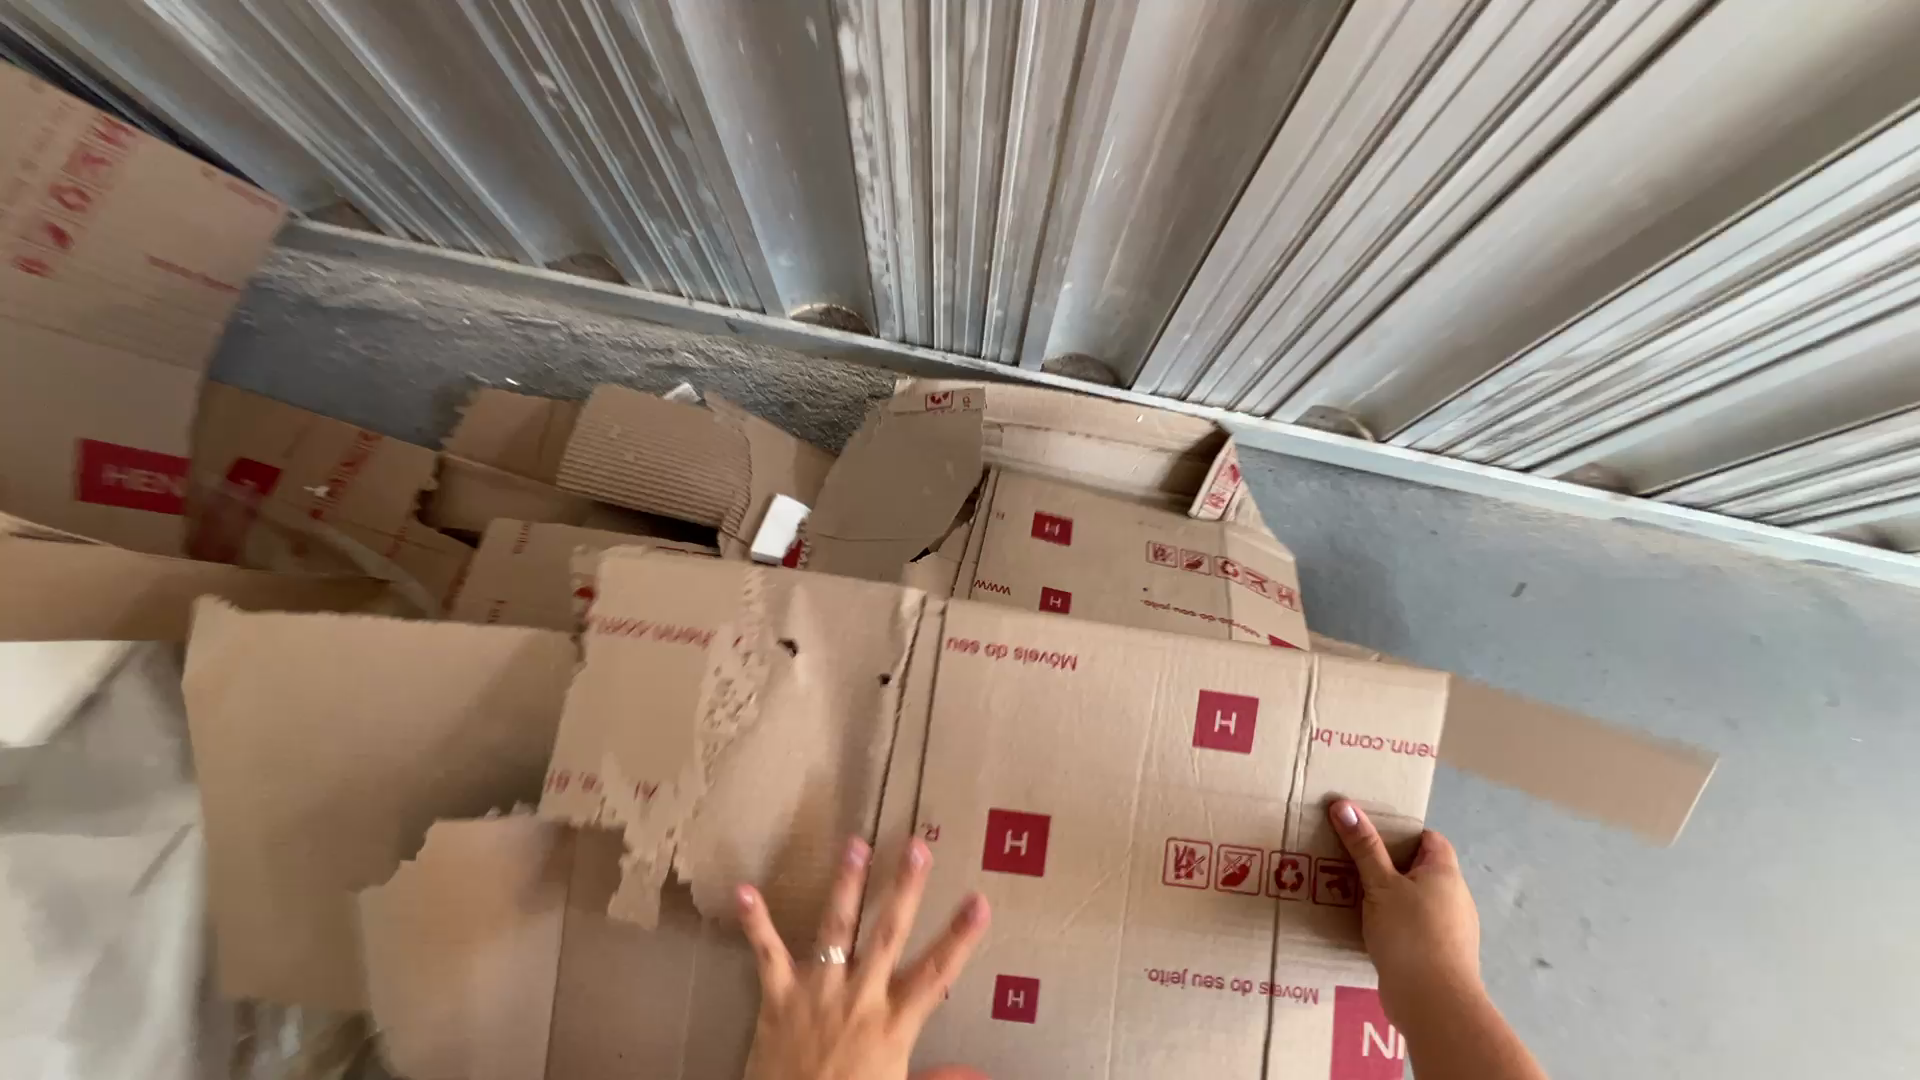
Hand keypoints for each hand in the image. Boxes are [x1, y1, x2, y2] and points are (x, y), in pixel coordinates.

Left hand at [737, 835, 990, 1079]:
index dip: (960, 937)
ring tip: (856, 844)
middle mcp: (860, 998)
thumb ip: (937, 1076)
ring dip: (847, 884)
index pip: (936, 973)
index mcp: (892, 1023)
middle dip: (905, 889)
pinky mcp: (778, 999)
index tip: (979, 900)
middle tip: (917, 846)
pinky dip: (755, 922)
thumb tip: (979, 1073)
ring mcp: (817, 993)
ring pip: (836, 929)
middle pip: (888, 934)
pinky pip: (766, 955)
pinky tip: (744, 890)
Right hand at [1328, 800, 1481, 1021]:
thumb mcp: (1380, 884)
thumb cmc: (1410, 933)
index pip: (1431, 840)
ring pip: (1416, 900)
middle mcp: (1455, 899)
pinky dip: (1393, 923)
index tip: (1371, 834)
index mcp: (1445, 875)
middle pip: (1421, 869)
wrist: (1434, 1004)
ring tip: (1352, 892)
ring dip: (1389, 896)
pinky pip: (1413, 927)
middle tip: (1352, 858)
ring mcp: (1450, 931)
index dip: (1403, 832)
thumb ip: (1363, 846)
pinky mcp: (1438, 956)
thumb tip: (1344, 804)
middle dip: (1389, 863)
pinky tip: (1367, 927)